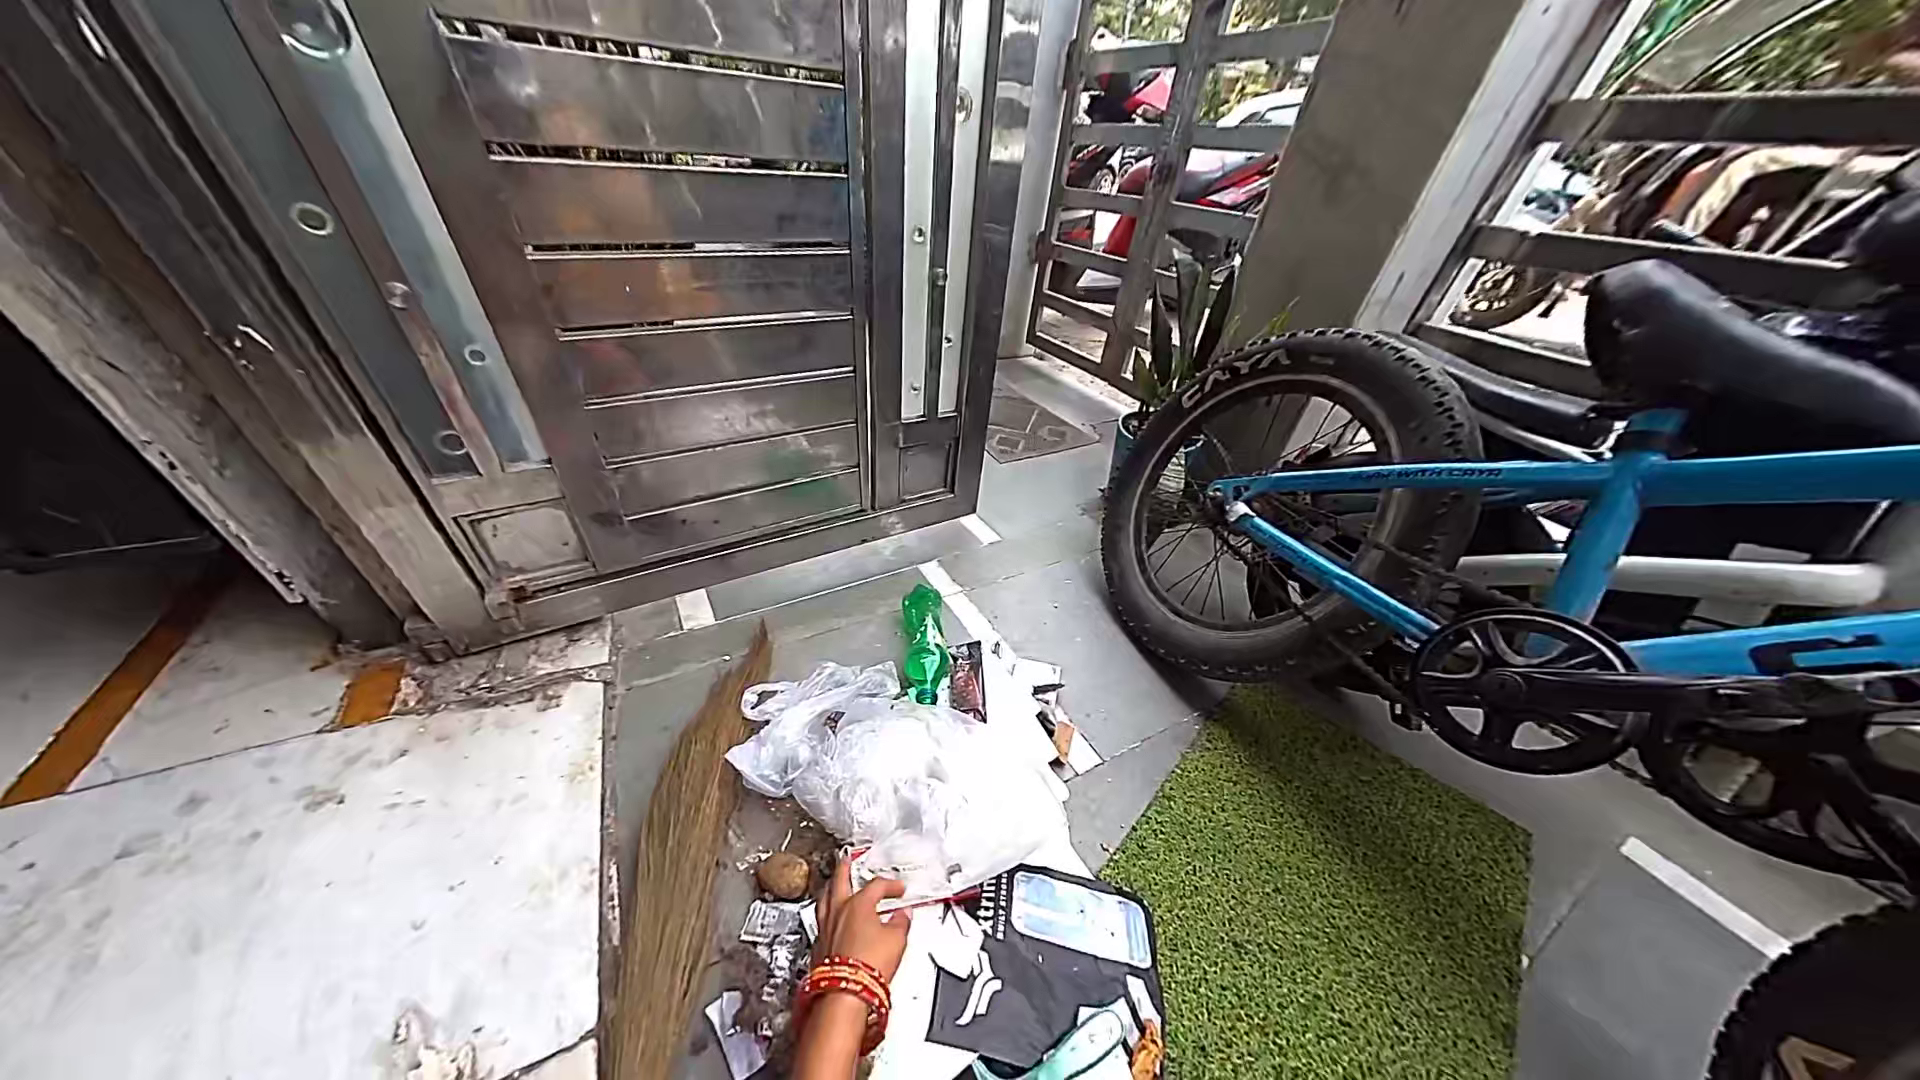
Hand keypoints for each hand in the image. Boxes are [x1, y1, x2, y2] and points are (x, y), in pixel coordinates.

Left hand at [814, 856, 909, 981]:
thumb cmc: (867, 967)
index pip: (876, 886)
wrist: (844, 996)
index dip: (890, 885)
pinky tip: (830, 917)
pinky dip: (826, 913)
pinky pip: (820, 921)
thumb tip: (904, 915)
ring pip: (825, 899)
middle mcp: (838, 911)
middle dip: (845, 868)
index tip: (898, 889)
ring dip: (831, 888)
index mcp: (858, 904)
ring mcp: (825, 928)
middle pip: (840, 880)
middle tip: (847, 858)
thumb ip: (901, 923)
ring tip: (834, 883)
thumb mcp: (896, 940)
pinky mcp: (817, 947)